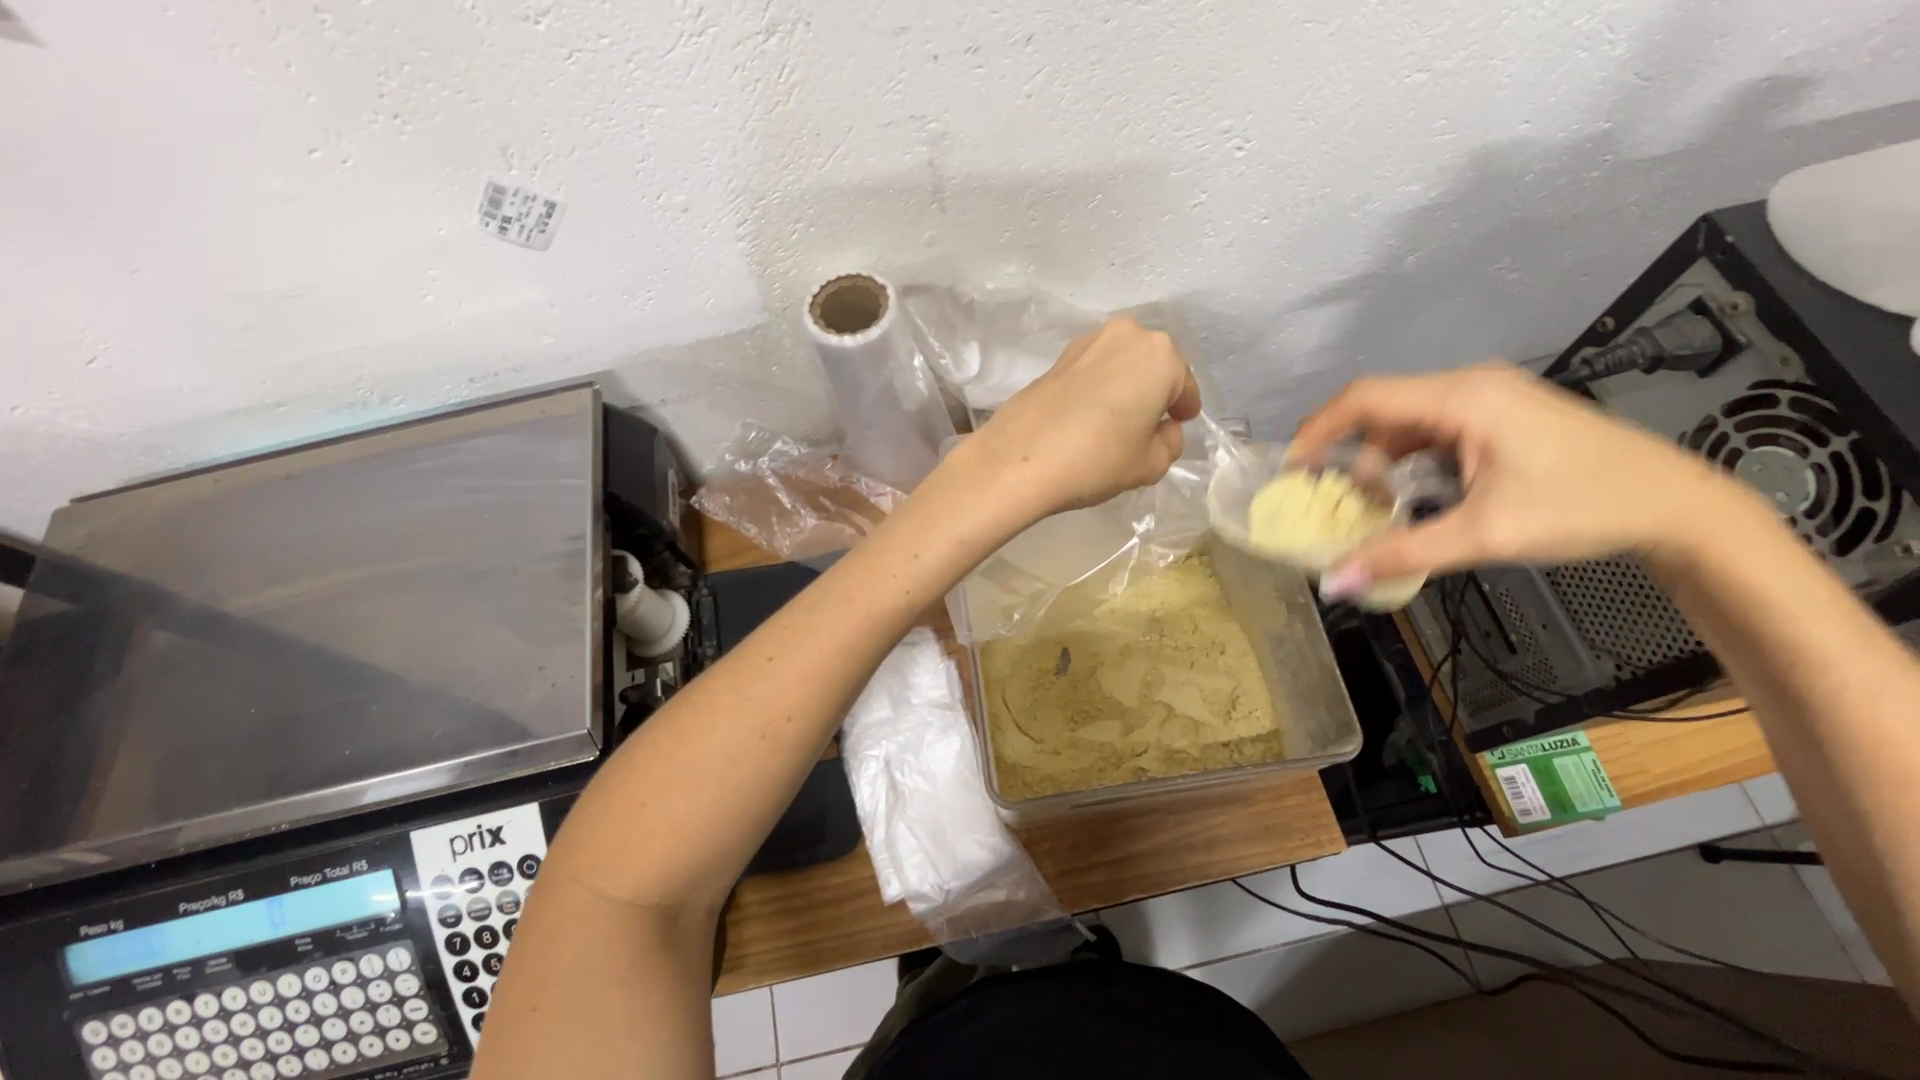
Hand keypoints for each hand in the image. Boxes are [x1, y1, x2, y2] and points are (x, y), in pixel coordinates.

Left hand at [965, 316, 1201, 517]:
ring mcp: (1087, 342)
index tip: (1178, 425)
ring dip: (1123, 387)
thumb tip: (1163, 430)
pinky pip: (1091, 372)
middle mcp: (1126, 336)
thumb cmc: (1098, 459)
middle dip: (1153, 392)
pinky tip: (1088, 418)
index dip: (1183, 409)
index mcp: (1160, 355)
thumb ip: (1169, 443)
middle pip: (1151, 367)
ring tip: (1115, 423)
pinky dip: (1096, 389)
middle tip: (1147, 426)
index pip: (1184, 385)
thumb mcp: (1150, 464)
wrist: (1020, 459)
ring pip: (1119, 365)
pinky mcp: (1056, 359)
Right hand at [1291, 363, 1768, 597]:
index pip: (1365, 398)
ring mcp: (1490, 397)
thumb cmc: (1583, 509)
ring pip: (1409, 424)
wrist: (1677, 506)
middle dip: (1355, 458)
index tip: (1292, 472)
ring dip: (1387, 464)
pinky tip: (1425, 496)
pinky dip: (1416, 462)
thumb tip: (1333, 583)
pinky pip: (1436, 431)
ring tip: (1390, 510)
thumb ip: (1401, 554)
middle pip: (1383, 411)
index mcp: (1465, 398)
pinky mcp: (1503, 415)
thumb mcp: (1484, 535)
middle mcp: (1472, 385)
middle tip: (1347, 506)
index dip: (1318, 431)